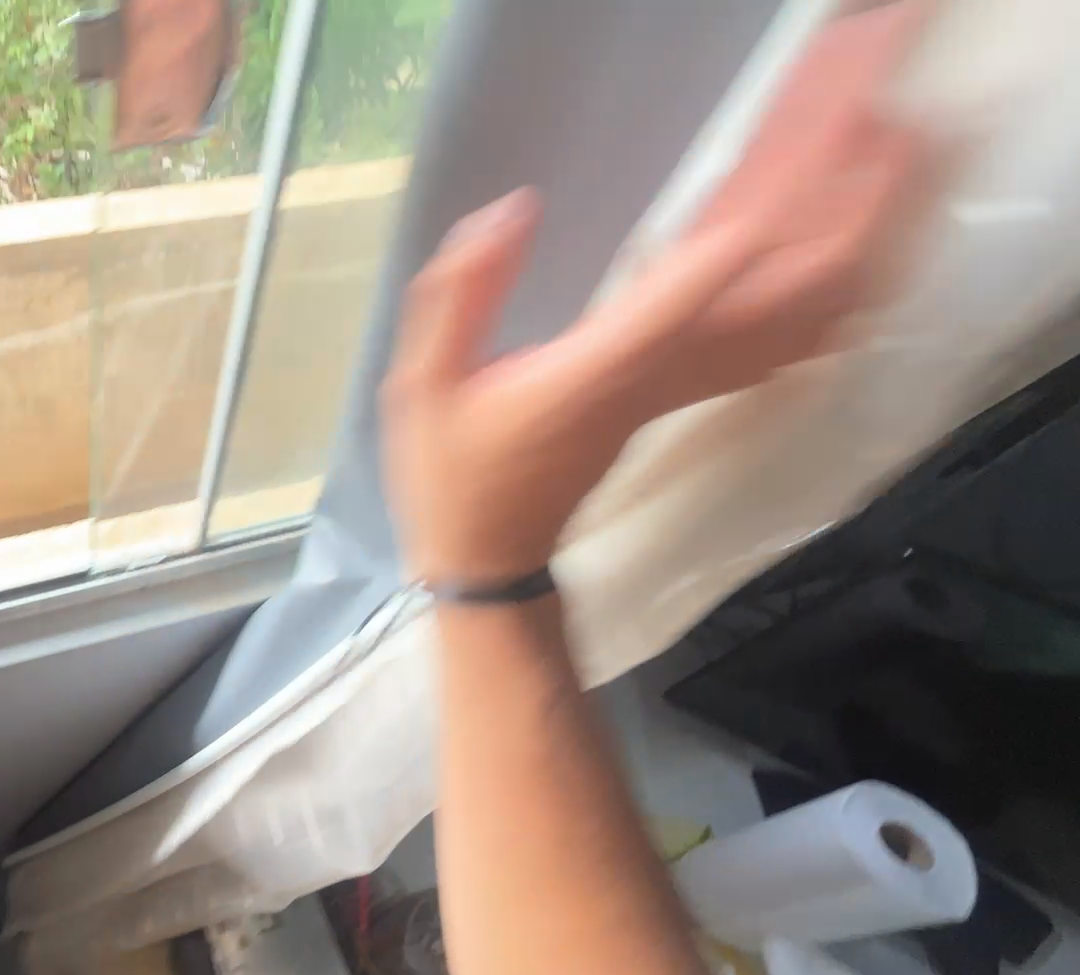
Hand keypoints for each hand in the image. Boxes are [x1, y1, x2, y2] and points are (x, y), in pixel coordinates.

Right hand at [381, 2, 927, 586]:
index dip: (770, 181)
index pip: (702, 268)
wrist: (488, 555)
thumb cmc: (447, 474)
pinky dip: (829, 283)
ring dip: (855, 228)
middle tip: (875, 100)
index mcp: (594, 367)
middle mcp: (658, 373)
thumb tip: (509, 212)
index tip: (824, 99)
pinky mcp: (680, 395)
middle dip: (844, 186)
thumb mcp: (418, 387)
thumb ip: (457, 298)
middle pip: (789, 280)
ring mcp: (679, 388)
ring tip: (875, 146)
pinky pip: (780, 337)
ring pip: (804, 310)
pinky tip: (839, 243)